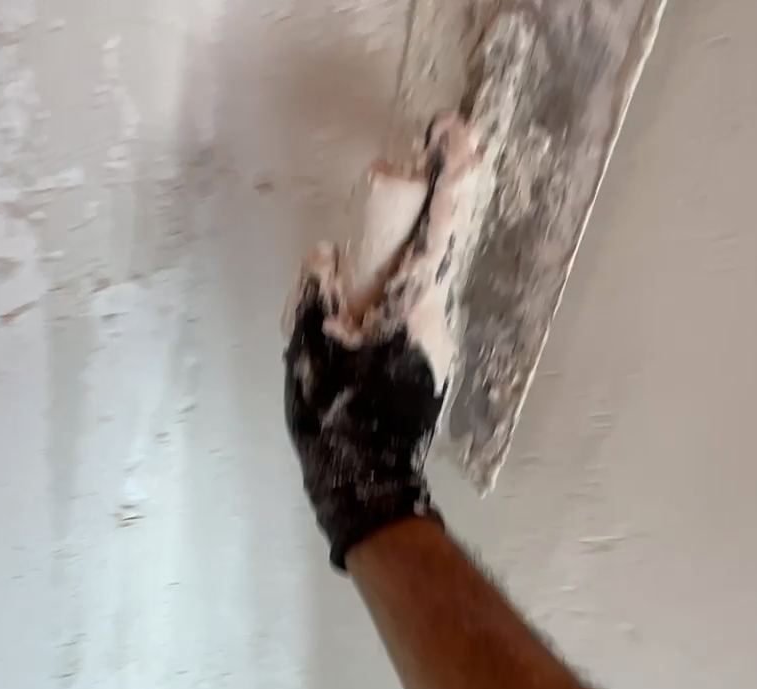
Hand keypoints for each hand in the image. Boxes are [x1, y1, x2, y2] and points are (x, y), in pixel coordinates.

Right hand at [283, 115, 477, 568]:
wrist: (368, 485)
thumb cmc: (335, 424)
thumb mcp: (306, 360)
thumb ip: (313, 302)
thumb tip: (324, 258)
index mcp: (407, 313)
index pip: (437, 231)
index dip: (448, 178)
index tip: (450, 134)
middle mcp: (435, 322)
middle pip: (433, 252)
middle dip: (414, 218)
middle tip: (392, 203)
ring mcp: (439, 344)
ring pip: (421, 285)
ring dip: (395, 268)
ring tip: (358, 295)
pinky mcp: (433, 362)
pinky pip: (414, 313)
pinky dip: (393, 301)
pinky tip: (364, 332)